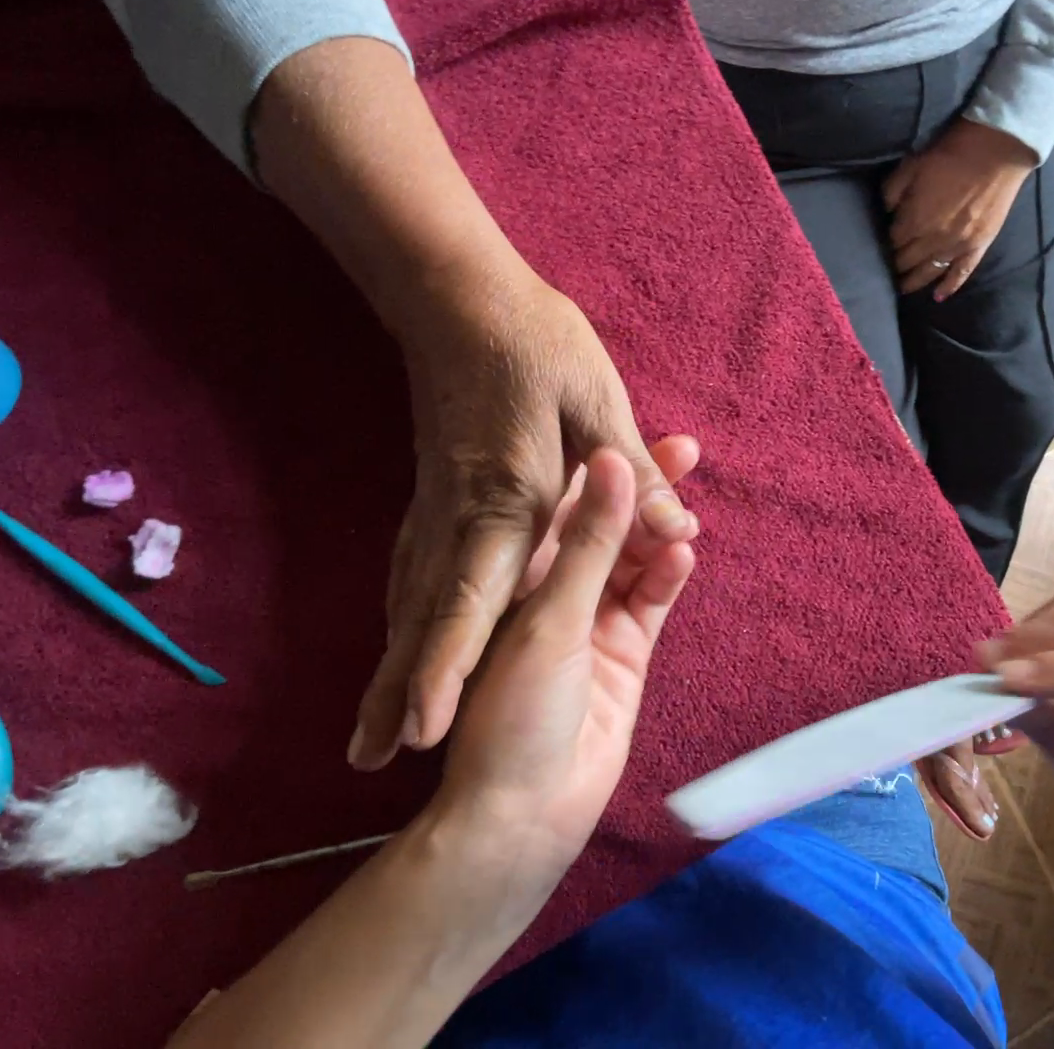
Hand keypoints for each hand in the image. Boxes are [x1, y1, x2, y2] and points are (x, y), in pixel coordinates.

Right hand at [349, 276, 698, 769]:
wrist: (457, 296)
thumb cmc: (537, 345)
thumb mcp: (599, 402)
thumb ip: (634, 476)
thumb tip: (684, 531)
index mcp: (506, 499)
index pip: (472, 598)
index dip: (444, 668)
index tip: (420, 732)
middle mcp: (458, 519)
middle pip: (424, 616)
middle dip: (396, 691)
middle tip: (370, 757)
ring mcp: (433, 509)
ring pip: (410, 600)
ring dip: (392, 665)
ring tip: (369, 732)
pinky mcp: (429, 499)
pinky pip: (413, 573)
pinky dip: (406, 619)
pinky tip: (400, 647)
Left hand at [434, 447, 696, 875]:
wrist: (526, 812)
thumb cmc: (514, 711)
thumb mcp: (549, 618)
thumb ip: (588, 544)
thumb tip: (611, 462)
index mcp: (513, 572)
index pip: (564, 502)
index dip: (600, 465)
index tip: (630, 422)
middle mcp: (552, 588)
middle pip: (606, 525)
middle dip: (643, 490)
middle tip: (686, 448)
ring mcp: (592, 619)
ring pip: (633, 559)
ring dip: (661, 531)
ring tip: (691, 499)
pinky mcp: (625, 651)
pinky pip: (649, 602)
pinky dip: (666, 578)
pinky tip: (686, 553)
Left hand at [884, 119, 1036, 300]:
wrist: (997, 149)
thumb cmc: (951, 154)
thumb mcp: (911, 165)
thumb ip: (892, 192)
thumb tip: (884, 212)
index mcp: (913, 220)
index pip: (892, 242)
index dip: (883, 245)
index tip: (877, 248)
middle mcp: (932, 239)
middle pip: (906, 261)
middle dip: (894, 265)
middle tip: (886, 269)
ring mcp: (956, 246)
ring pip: (928, 272)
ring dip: (912, 282)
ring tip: (901, 288)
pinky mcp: (978, 247)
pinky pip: (960, 274)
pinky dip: (949, 287)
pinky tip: (937, 298)